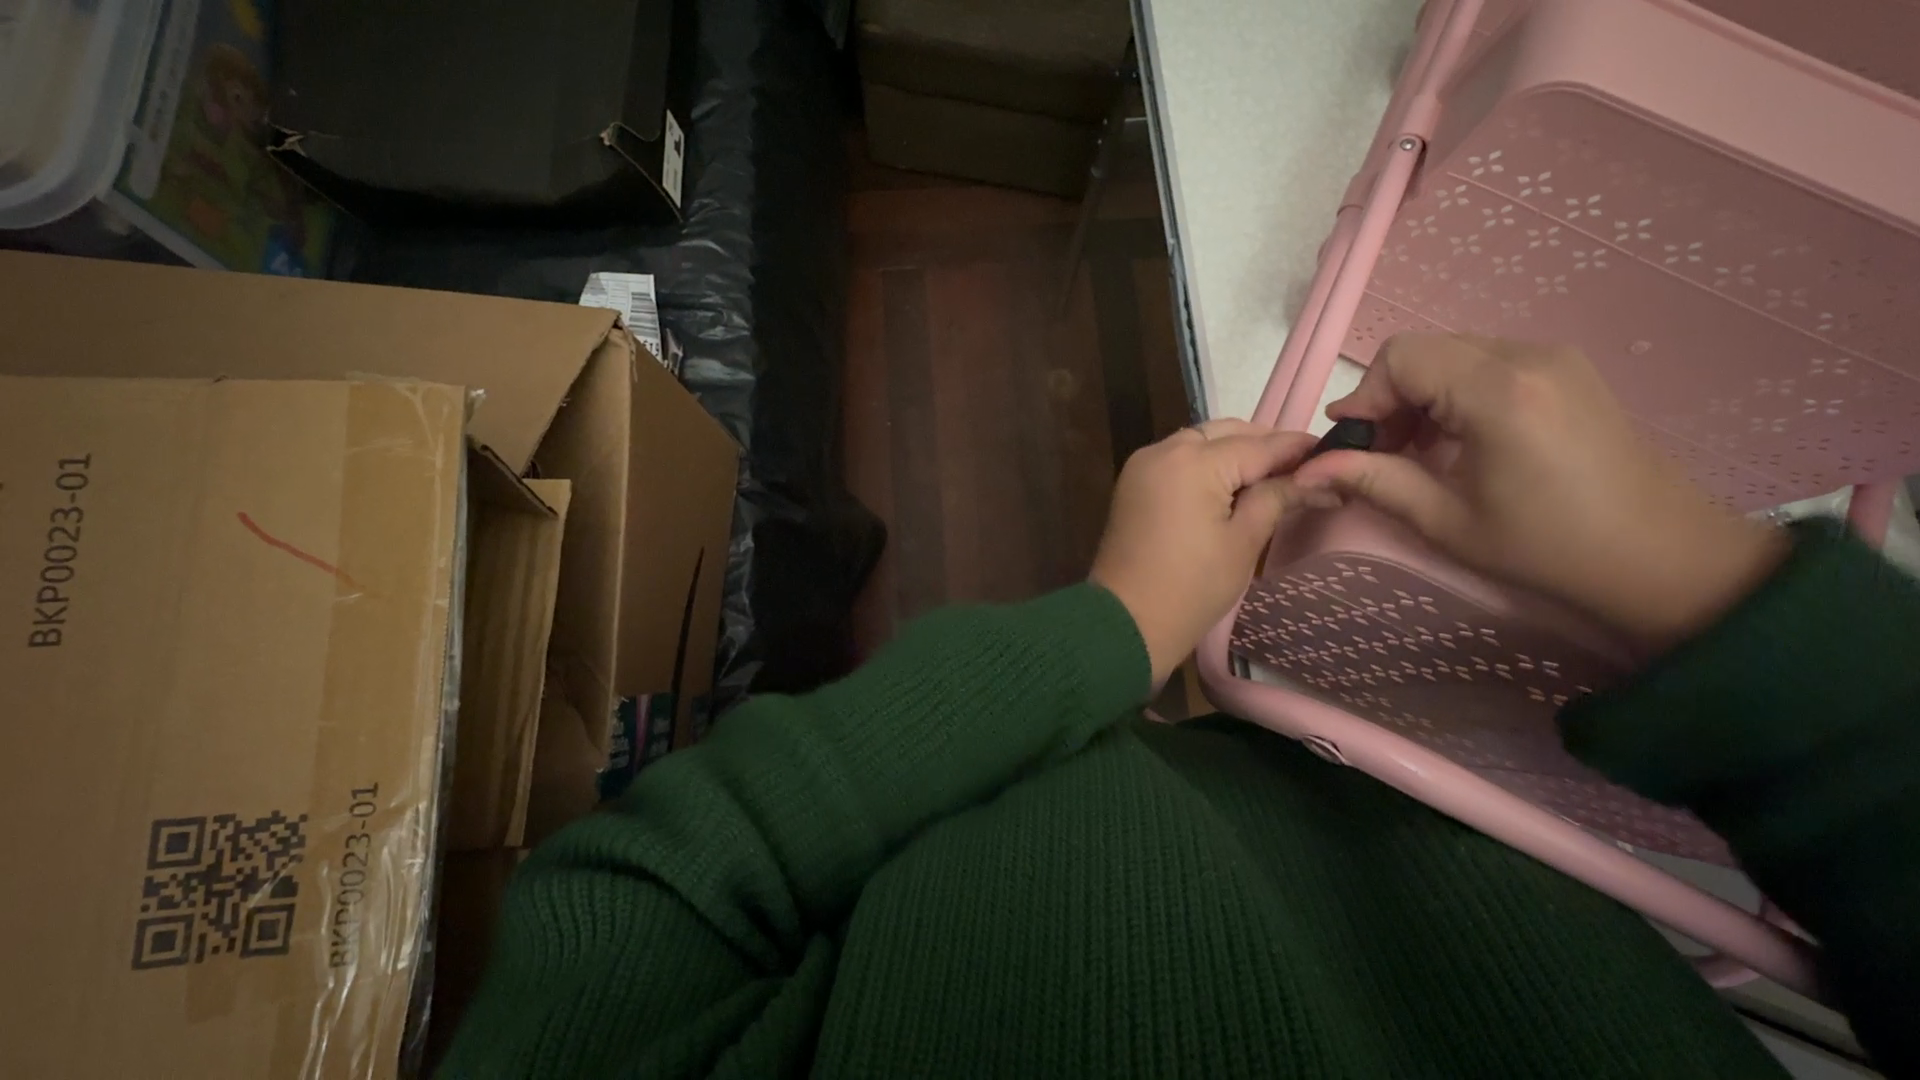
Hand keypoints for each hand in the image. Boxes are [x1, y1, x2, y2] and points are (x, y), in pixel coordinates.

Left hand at [1091, 420, 1329, 686]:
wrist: (1125, 622)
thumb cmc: (1192, 587)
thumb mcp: (1243, 541)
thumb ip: (1277, 498)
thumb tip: (1317, 481)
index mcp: (1193, 461)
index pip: (1259, 445)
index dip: (1298, 450)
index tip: (1334, 454)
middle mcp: (1164, 450)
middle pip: (1226, 433)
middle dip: (1264, 446)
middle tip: (1302, 470)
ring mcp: (1143, 464)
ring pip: (1200, 441)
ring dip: (1234, 452)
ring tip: (1270, 479)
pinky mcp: (1133, 483)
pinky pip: (1178, 459)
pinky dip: (1206, 463)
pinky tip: (1231, 485)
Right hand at [1292, 334, 1787, 651]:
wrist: (1663, 557)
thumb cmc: (1547, 548)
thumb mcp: (1446, 521)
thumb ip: (1374, 481)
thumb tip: (1309, 468)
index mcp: (1499, 392)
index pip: (1402, 357)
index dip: (1364, 396)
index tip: (1351, 444)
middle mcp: (1528, 357)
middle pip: (1424, 350)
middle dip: (1388, 397)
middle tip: (1381, 453)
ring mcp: (1554, 358)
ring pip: (1453, 353)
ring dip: (1419, 395)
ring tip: (1416, 452)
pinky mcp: (1567, 370)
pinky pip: (1486, 363)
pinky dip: (1453, 392)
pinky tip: (1456, 440)